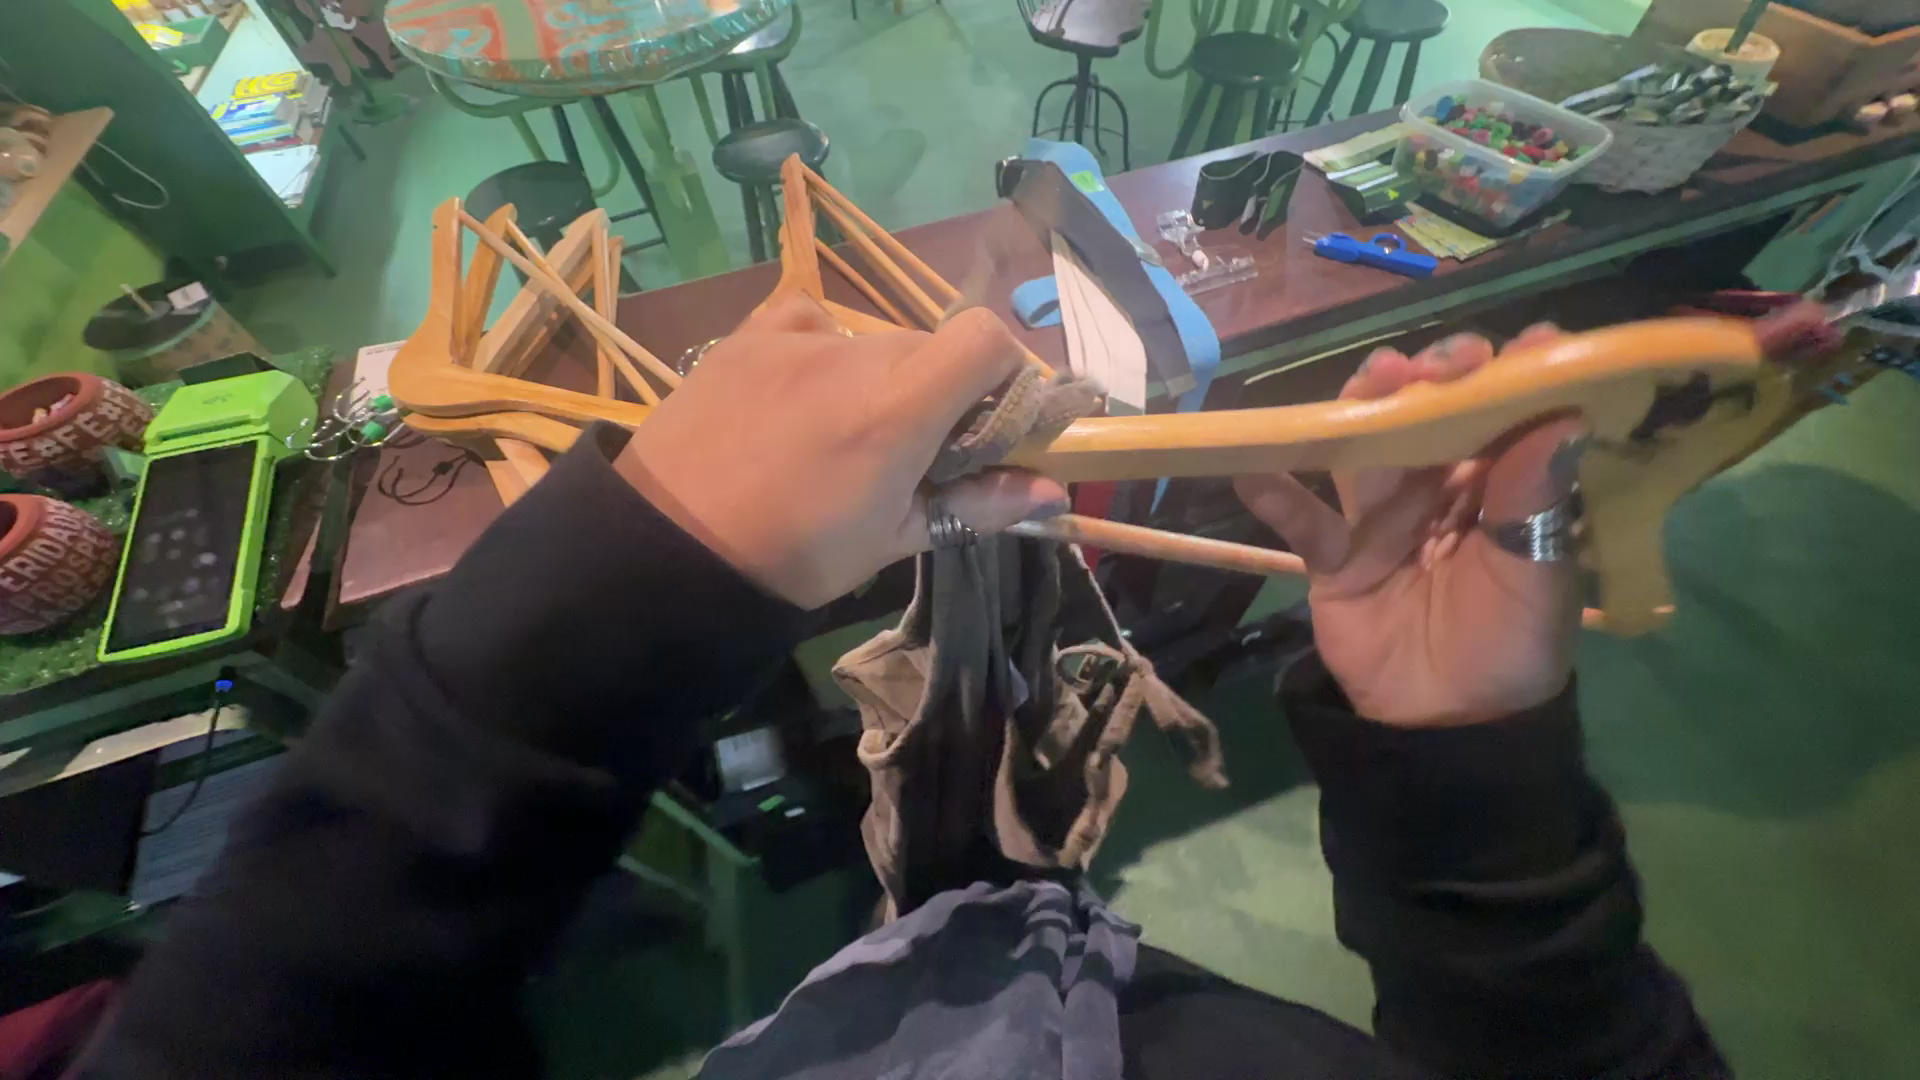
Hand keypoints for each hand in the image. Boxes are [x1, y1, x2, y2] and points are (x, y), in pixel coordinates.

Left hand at [615, 296, 1068, 608]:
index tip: (987, 424)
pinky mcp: (750, 333)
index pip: (986, 338)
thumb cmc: (796, 557)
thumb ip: (978, 504)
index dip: (1003, 373)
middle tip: (911, 449)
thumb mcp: (893, 540)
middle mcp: (856, 353)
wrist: (670, 548)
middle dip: (941, 389)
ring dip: (882, 378)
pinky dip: (826, 352)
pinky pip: (814, 324)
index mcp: (899, 408)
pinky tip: (800, 395)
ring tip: (840, 433)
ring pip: (874, 340)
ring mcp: (798, 336)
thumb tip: (1054, 493)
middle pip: (932, 344)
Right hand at [1235, 327, 1583, 726]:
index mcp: (1500, 493)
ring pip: (1362, 455)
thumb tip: (1557, 420)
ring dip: (1359, 414)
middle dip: (1429, 384)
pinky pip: (1302, 520)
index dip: (1515, 379)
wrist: (1440, 720)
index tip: (1525, 345)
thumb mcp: (1537, 581)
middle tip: (1437, 363)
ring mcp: (1378, 520)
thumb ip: (1535, 506)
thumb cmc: (1507, 648)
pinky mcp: (1331, 554)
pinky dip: (1276, 496)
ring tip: (1368, 379)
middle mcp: (1437, 492)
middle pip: (1424, 423)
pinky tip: (1252, 468)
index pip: (1508, 421)